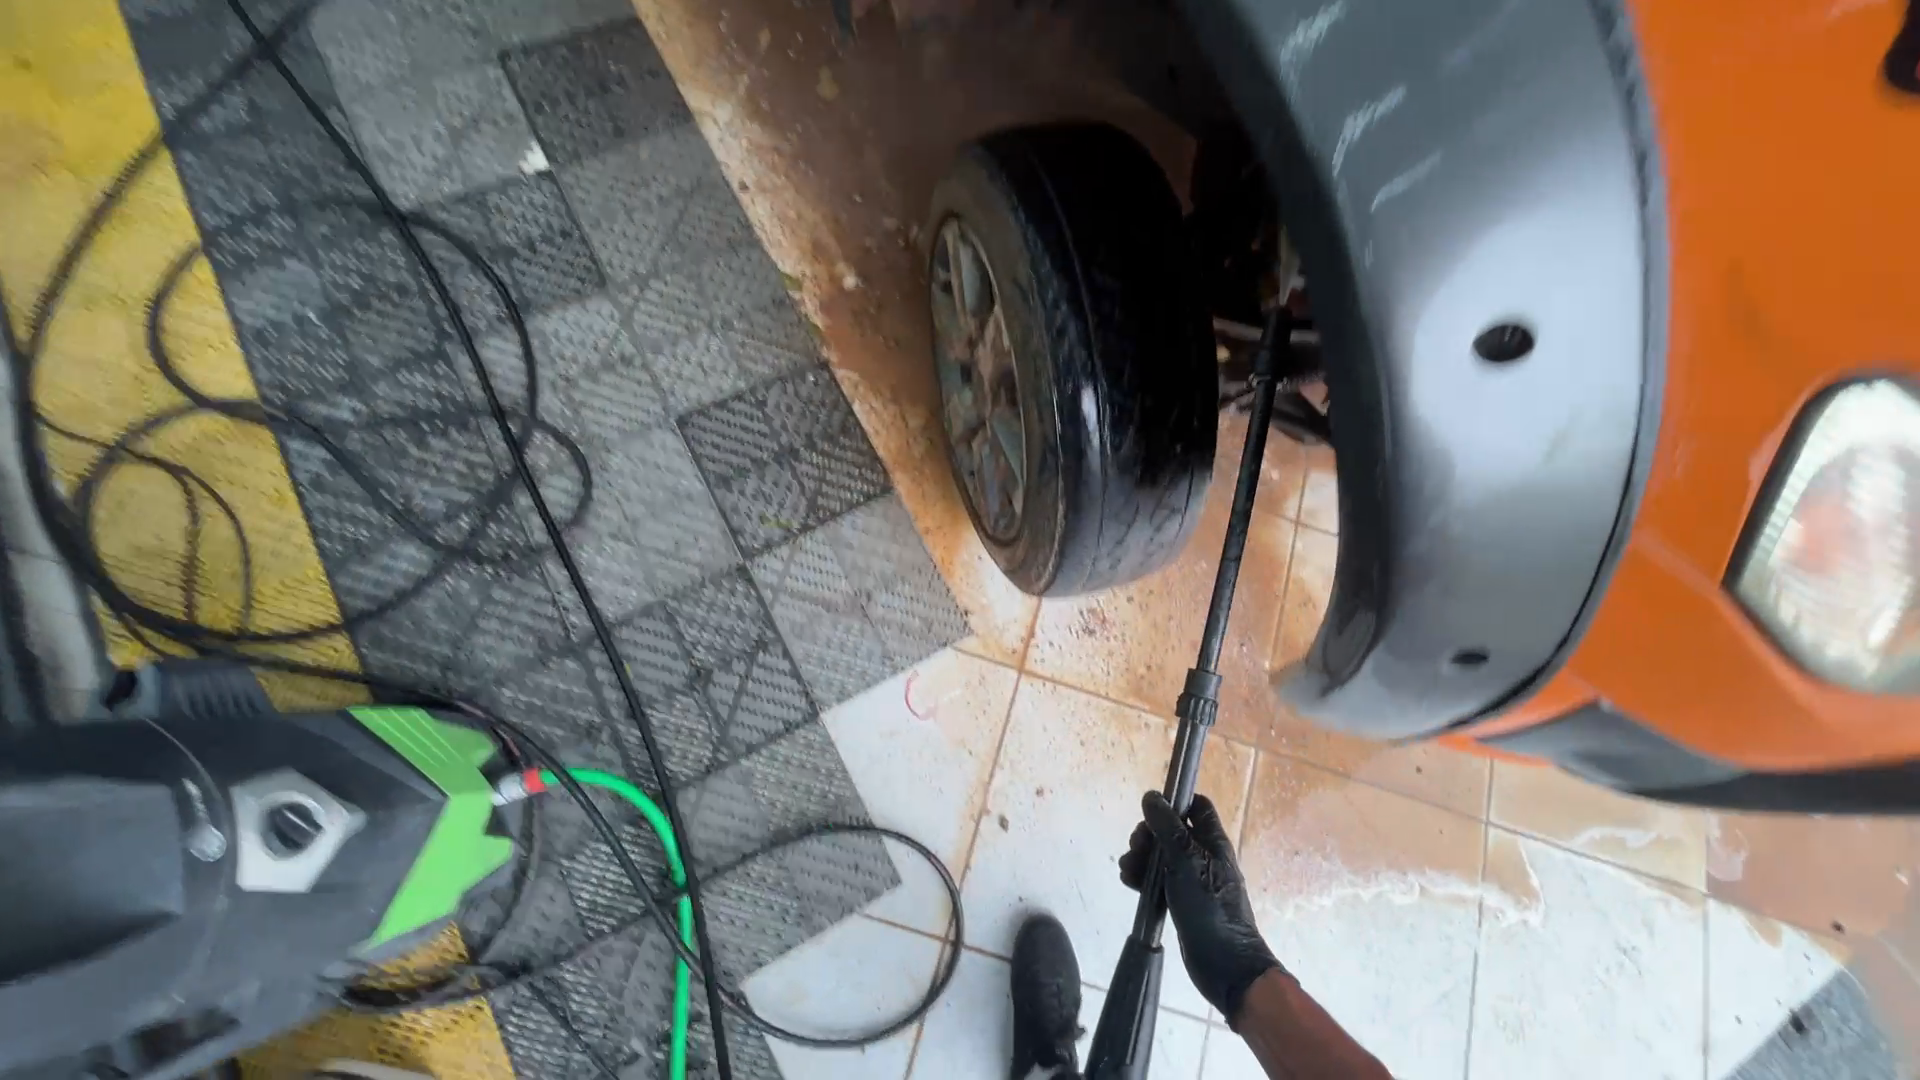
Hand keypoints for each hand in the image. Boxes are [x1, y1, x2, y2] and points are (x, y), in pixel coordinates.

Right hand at [1119, 791, 1279, 1023]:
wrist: (1225, 965)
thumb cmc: (1209, 907)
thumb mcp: (1186, 861)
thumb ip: (1167, 827)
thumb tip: (1151, 795)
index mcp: (1212, 842)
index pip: (1196, 807)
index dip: (1174, 803)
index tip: (1151, 812)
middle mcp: (1203, 857)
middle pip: (1171, 831)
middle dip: (1149, 834)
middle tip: (1136, 847)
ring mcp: (1192, 881)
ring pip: (1161, 856)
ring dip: (1141, 857)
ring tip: (1127, 869)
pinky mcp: (1181, 901)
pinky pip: (1158, 880)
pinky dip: (1142, 877)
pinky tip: (1129, 882)